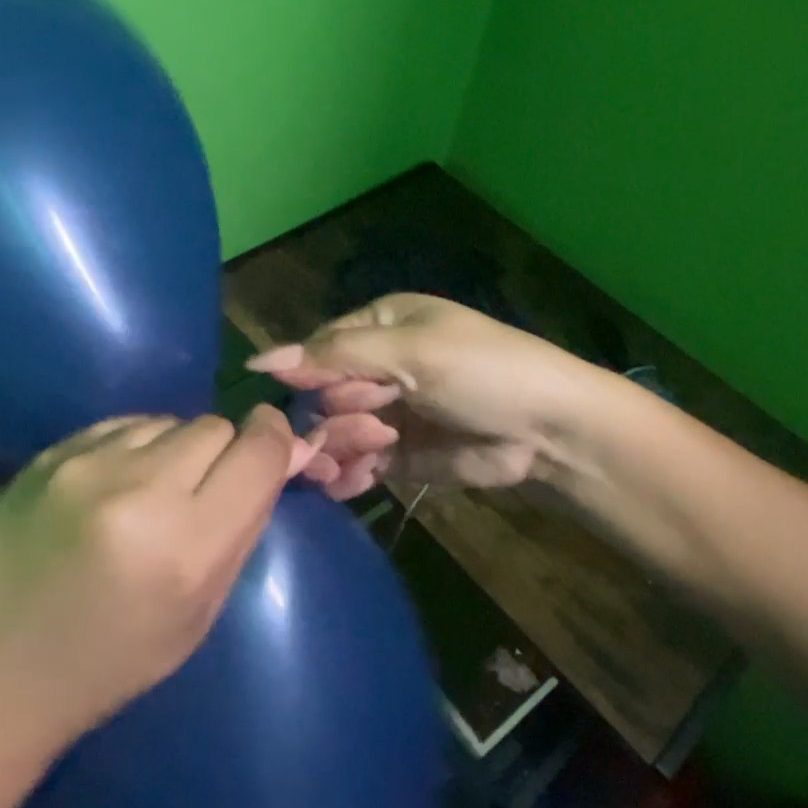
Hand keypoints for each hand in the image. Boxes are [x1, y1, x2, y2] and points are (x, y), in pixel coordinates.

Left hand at [0, 407, 316, 807]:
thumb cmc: (108, 661)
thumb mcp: (198, 615)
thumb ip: (244, 528)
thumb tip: (284, 454)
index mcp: (184, 546)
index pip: (258, 451)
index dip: (274, 442)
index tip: (272, 449)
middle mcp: (137, 489)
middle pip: (215, 427)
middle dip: (224, 452)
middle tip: (203, 492)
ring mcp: (85, 464)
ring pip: (169, 420)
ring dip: (176, 449)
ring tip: (150, 494)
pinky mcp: (49, 453)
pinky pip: (122, 424)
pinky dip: (134, 447)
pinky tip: (114, 487)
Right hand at [247, 293, 596, 498]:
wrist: (549, 429)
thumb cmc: (483, 370)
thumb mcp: (410, 351)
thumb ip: (335, 357)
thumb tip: (259, 361)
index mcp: (380, 323)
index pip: (318, 349)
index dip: (312, 376)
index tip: (323, 398)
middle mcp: (378, 365)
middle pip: (322, 395)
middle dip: (334, 415)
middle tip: (372, 427)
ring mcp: (388, 413)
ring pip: (334, 432)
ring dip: (338, 448)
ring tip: (364, 459)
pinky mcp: (398, 456)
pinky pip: (355, 465)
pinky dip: (346, 476)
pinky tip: (347, 483)